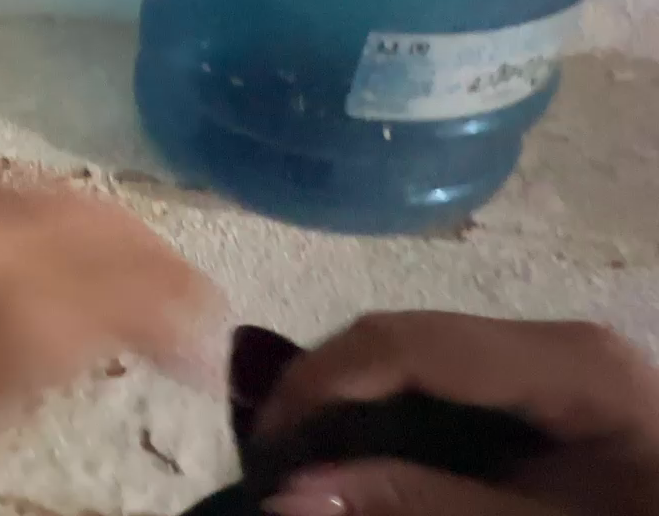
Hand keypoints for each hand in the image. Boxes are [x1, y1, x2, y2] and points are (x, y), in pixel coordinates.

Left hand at [0, 177, 225, 515]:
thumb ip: (57, 351)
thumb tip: (115, 323)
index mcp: (3, 321)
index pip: (121, 284)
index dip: (175, 303)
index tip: (203, 328)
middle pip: (80, 218)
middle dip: (139, 251)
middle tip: (174, 286)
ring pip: (24, 191)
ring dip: (79, 223)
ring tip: (112, 255)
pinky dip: (11, 212)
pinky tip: (29, 237)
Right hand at [255, 311, 658, 515]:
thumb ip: (420, 505)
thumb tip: (285, 493)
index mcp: (568, 360)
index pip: (397, 342)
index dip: (317, 383)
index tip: (267, 443)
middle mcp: (550, 337)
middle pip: (395, 340)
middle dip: (326, 393)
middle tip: (280, 453)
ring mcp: (551, 358)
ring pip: (408, 355)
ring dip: (352, 403)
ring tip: (314, 453)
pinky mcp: (552, 385)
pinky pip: (441, 379)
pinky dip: (392, 412)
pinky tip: (374, 450)